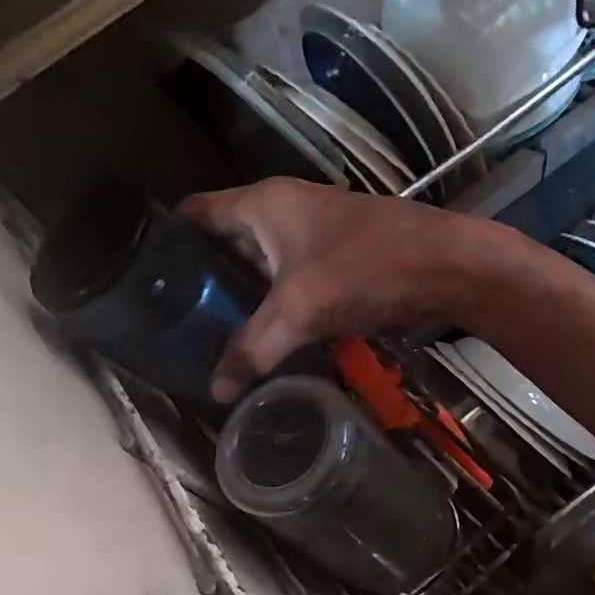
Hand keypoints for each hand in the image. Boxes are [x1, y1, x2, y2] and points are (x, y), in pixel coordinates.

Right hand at [177, 179, 495, 400]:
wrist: (448, 265)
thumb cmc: (367, 268)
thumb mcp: (300, 309)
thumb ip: (254, 348)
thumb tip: (217, 390)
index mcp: (262, 204)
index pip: (196, 212)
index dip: (168, 241)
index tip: (146, 281)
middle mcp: (283, 210)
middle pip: (225, 239)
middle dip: (202, 276)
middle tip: (175, 319)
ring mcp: (313, 234)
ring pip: (259, 262)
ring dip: (239, 293)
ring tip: (209, 332)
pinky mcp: (336, 260)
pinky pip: (289, 280)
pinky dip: (273, 303)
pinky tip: (262, 334)